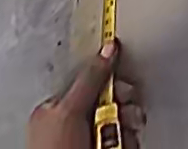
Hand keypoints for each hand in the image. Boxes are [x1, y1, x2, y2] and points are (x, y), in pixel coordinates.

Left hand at [27, 39, 143, 148]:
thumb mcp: (68, 111)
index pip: (89, 79)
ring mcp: (91, 143)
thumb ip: (89, 79)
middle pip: (109, 99)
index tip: (121, 65)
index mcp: (56, 110)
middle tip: (126, 108)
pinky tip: (126, 143)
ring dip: (130, 123)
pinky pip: (127, 141)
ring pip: (122, 121)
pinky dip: (130, 141)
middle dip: (124, 101)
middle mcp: (74, 125)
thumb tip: (108, 49)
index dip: (108, 74)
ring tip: (125, 133)